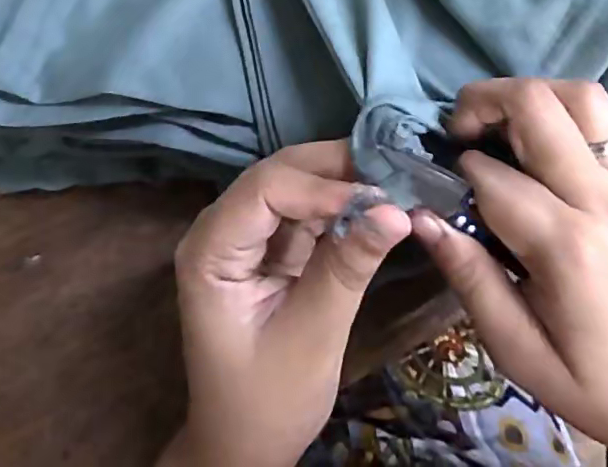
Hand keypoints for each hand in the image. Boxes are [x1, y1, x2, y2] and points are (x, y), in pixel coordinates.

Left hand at [160, 141, 410, 466]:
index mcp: (211, 250)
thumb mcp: (313, 336)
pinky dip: (340, 201)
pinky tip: (375, 200)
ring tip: (393, 178)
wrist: (244, 443)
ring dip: (342, 178)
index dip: (321, 186)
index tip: (378, 197)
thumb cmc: (268, 400)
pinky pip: (305, 205)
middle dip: (335, 168)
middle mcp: (220, 226)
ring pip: (294, 179)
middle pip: (278, 173)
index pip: (264, 189)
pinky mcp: (267, 241)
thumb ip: (348, 266)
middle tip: (395, 169)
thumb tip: (397, 210)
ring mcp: (244, 231)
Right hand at [409, 79, 607, 466]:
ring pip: (585, 96)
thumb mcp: (517, 350)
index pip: (491, 174)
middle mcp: (603, 198)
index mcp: (567, 245)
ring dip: (535, 94)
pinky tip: (568, 135)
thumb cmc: (594, 383)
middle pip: (537, 104)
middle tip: (461, 130)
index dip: (457, 172)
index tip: (448, 192)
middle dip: (483, 102)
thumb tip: (421, 216)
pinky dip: (596, 112)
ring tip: (508, 124)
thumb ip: (469, 277)